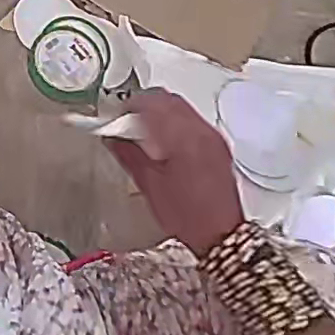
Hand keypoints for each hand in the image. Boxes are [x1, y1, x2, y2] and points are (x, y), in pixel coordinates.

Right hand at [102, 90, 244, 254]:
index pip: (152, 102)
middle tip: (125, 121)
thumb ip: (129, 155)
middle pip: (168, 99)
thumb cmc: (189, 216)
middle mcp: (201, 131)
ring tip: (142, 130)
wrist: (221, 235)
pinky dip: (174, 121)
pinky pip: (192, 119)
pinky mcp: (217, 144)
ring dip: (160, 110)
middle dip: (144, 104)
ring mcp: (212, 136)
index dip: (129, 105)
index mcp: (183, 138)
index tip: (115, 116)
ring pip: (181, 107)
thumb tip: (113, 139)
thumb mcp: (150, 185)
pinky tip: (163, 140)